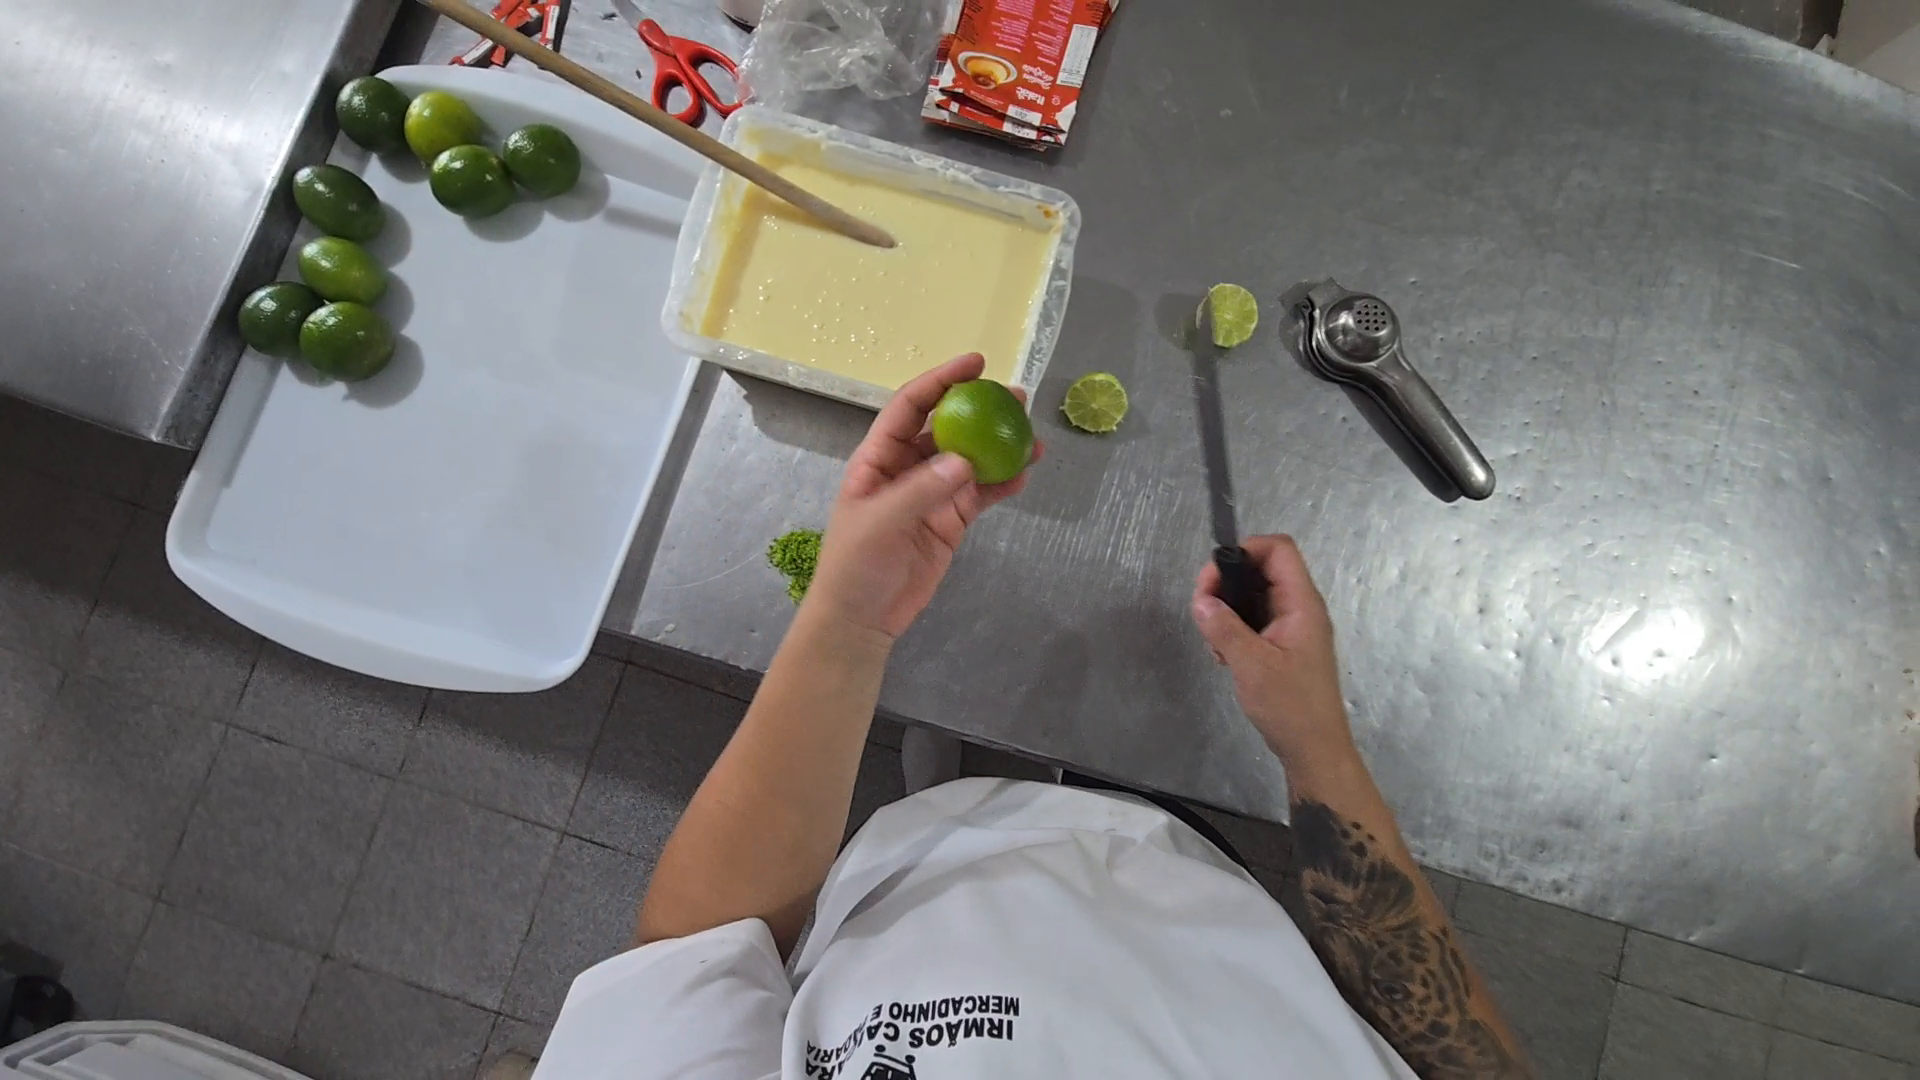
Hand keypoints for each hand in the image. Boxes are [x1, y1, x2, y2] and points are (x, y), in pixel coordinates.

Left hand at [808, 354, 1038, 640]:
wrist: (863, 617)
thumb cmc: (856, 565)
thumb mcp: (880, 522)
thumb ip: (921, 490)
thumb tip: (966, 460)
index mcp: (878, 458)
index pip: (910, 407)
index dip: (940, 381)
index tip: (975, 363)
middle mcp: (906, 469)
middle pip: (947, 427)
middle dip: (980, 409)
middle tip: (1017, 398)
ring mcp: (931, 495)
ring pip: (970, 460)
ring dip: (999, 446)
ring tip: (1032, 437)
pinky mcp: (951, 521)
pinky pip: (980, 495)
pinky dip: (1001, 484)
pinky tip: (1023, 474)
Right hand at [1191, 535, 1357, 772]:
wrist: (1314, 750)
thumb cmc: (1290, 707)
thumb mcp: (1251, 666)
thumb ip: (1224, 629)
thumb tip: (1201, 601)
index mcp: (1301, 604)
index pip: (1278, 550)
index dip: (1244, 549)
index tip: (1213, 576)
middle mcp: (1298, 608)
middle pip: (1260, 569)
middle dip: (1224, 582)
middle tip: (1202, 609)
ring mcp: (1290, 627)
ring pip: (1252, 595)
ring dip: (1225, 608)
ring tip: (1211, 638)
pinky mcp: (1281, 644)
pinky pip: (1252, 619)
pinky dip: (1232, 628)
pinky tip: (1221, 654)